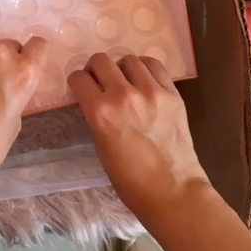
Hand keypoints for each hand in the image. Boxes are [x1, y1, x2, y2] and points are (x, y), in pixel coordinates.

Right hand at [68, 53, 213, 222]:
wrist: (173, 191)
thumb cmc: (130, 180)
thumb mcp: (101, 146)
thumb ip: (96, 117)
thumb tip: (93, 100)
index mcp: (101, 112)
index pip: (79, 79)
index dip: (77, 82)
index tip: (81, 88)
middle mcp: (123, 95)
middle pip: (101, 60)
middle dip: (95, 70)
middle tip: (101, 82)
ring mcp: (151, 92)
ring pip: (128, 59)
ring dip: (121, 68)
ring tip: (126, 81)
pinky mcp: (172, 94)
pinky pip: (154, 65)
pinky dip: (145, 69)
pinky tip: (144, 80)